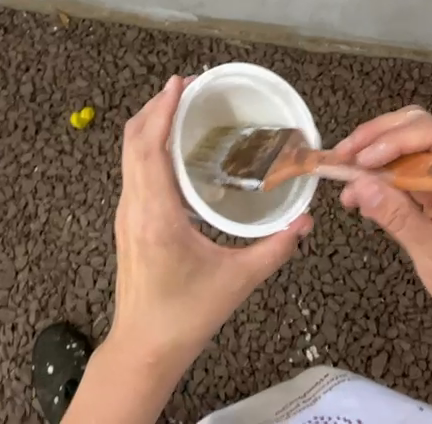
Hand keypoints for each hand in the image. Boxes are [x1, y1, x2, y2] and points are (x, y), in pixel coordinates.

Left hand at [109, 75, 312, 371]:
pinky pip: (132, 167)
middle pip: (133, 139)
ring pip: (129, 152)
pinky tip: (172, 145)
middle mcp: (134, 205)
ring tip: (180, 106)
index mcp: (156, 213)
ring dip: (150, 122)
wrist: (143, 348)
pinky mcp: (127, 219)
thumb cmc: (186, 316)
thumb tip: (305, 221)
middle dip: (156, 106)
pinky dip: (148, 143)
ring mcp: (126, 211)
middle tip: (188, 86)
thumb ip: (275, 248)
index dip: (162, 109)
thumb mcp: (237, 281)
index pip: (149, 146)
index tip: (180, 82)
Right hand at [334, 106, 431, 346]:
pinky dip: (378, 178)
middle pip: (417, 129)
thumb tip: (360, 184)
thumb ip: (399, 218)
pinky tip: (358, 196)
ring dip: (373, 156)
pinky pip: (404, 170)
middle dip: (377, 138)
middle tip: (343, 156)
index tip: (360, 161)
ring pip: (407, 146)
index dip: (393, 140)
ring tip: (344, 176)